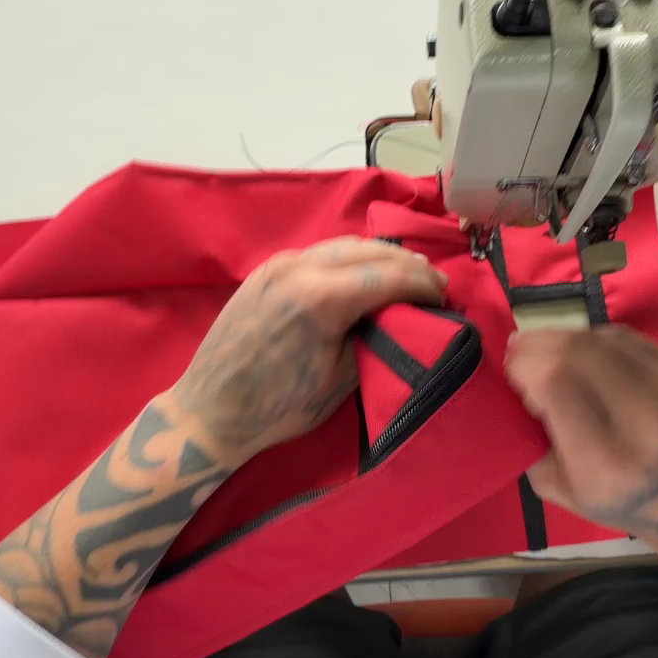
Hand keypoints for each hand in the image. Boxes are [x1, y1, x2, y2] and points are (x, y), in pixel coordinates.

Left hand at [170, 237, 447, 463]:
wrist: (211, 411)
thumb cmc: (277, 408)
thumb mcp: (340, 382)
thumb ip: (376, 342)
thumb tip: (403, 321)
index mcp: (321, 298)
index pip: (389, 276)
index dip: (424, 284)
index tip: (446, 296)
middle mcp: (299, 268)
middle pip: (370, 251)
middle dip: (408, 265)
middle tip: (434, 284)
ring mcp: (278, 265)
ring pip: (343, 246)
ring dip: (380, 257)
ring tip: (407, 274)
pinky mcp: (265, 271)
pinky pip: (319, 253)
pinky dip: (349, 259)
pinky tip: (363, 274)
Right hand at [504, 327, 657, 557]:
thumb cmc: (620, 502)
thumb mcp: (557, 487)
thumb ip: (531, 437)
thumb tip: (513, 385)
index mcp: (608, 460)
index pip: (555, 383)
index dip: (523, 365)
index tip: (509, 371)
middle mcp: (648, 420)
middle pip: (577, 352)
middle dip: (537, 345)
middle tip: (518, 352)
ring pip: (602, 339)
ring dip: (564, 338)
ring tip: (546, 350)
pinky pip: (629, 340)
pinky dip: (596, 341)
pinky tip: (581, 353)